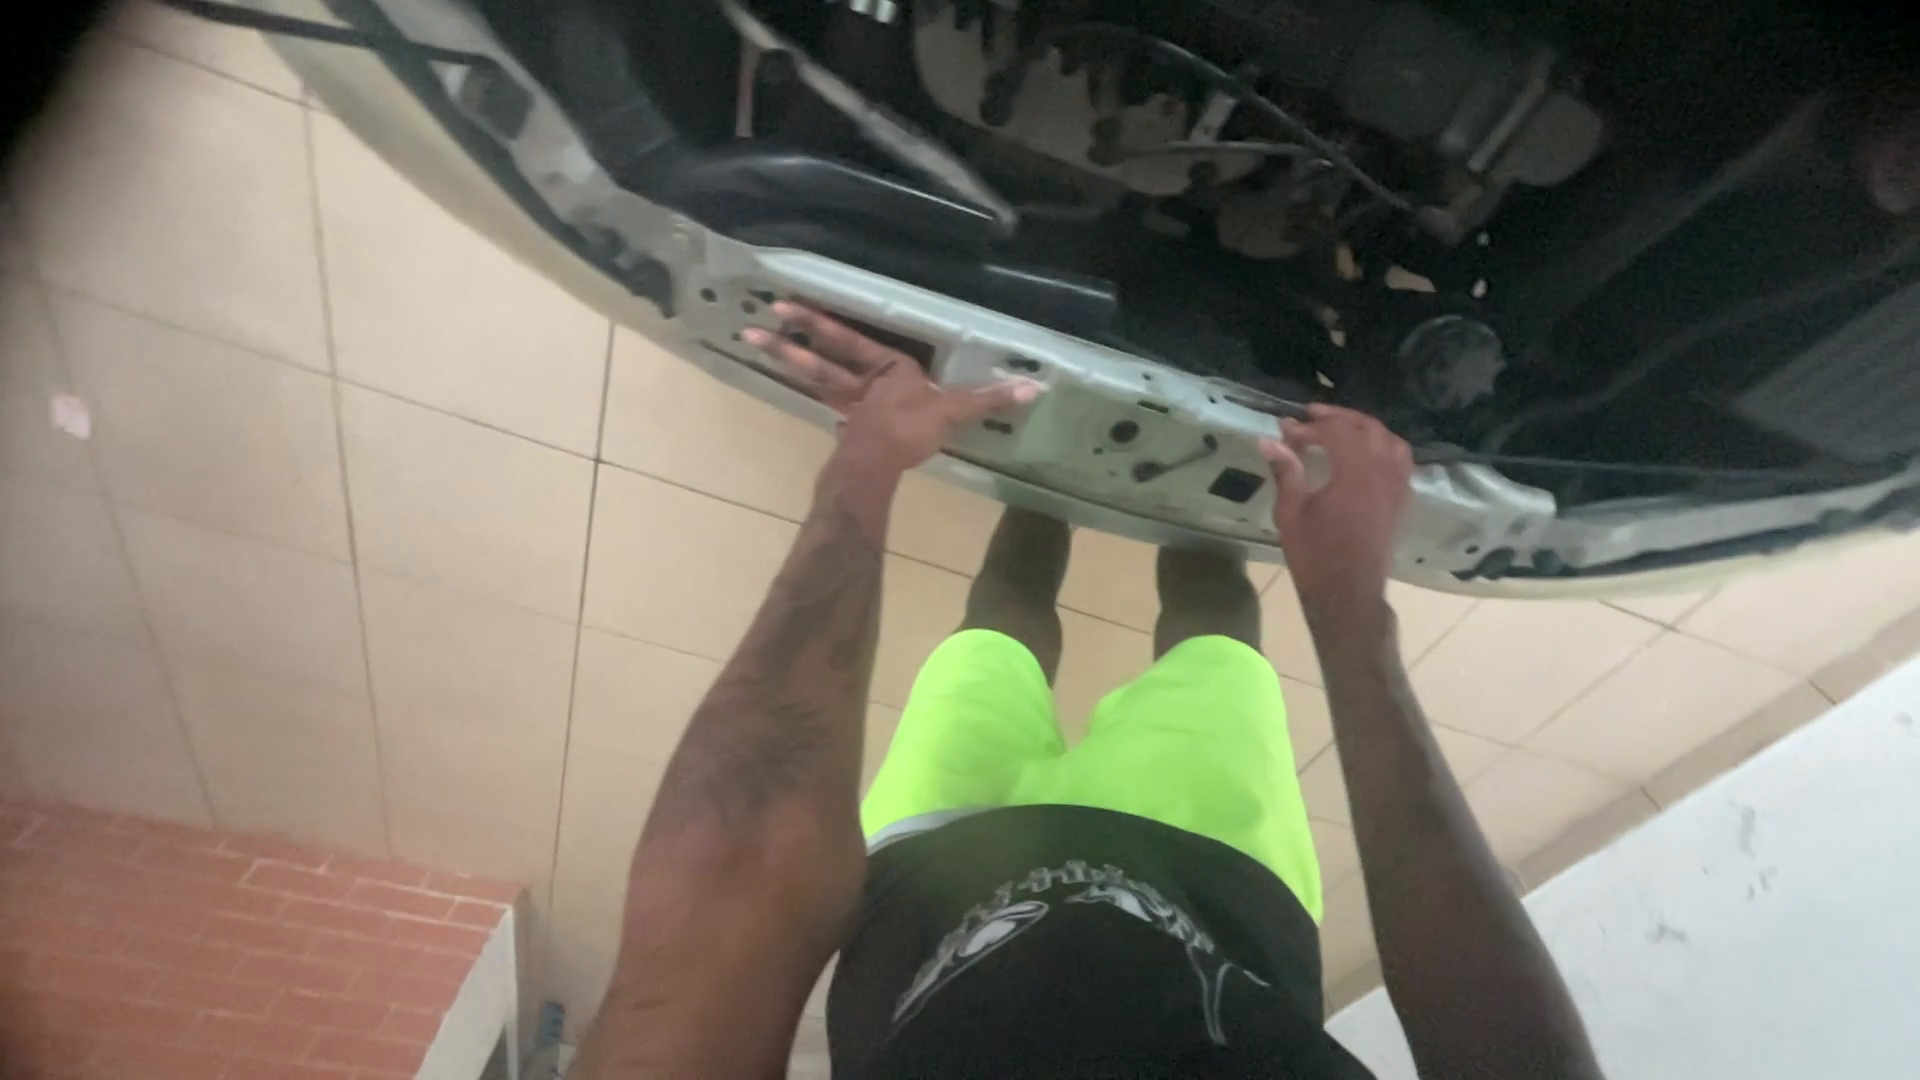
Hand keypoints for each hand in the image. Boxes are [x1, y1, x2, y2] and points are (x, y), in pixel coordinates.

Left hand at [744, 303, 1039, 474]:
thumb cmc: (911, 430)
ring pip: (816, 380)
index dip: (820, 323)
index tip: (788, 306)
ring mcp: (850, 407)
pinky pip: (832, 412)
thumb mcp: (953, 412)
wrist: (879, 467)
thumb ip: (988, 399)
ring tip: (757, 346)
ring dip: (787, 364)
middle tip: (755, 323)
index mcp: (887, 368)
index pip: (852, 340)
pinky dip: (819, 406)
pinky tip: (815, 406)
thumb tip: (1034, 387)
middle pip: (822, 356)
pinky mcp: (849, 430)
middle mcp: (862, 382)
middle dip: (790, 339)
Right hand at [1259, 404, 1413, 606]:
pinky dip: (1382, 446)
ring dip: (1363, 428)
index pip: (1335, 432)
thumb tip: (1268, 440)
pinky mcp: (1402, 499)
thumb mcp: (1291, 512)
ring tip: (1339, 430)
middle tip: (1310, 416)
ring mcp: (1398, 485)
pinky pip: (1400, 459)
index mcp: (1355, 473)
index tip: (1284, 427)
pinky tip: (1364, 454)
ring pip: (1389, 439)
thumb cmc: (1315, 554)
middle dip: (1337, 417)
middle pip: (1366, 427)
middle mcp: (1383, 472)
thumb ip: (1285, 472)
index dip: (1308, 426)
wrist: (1348, 592)